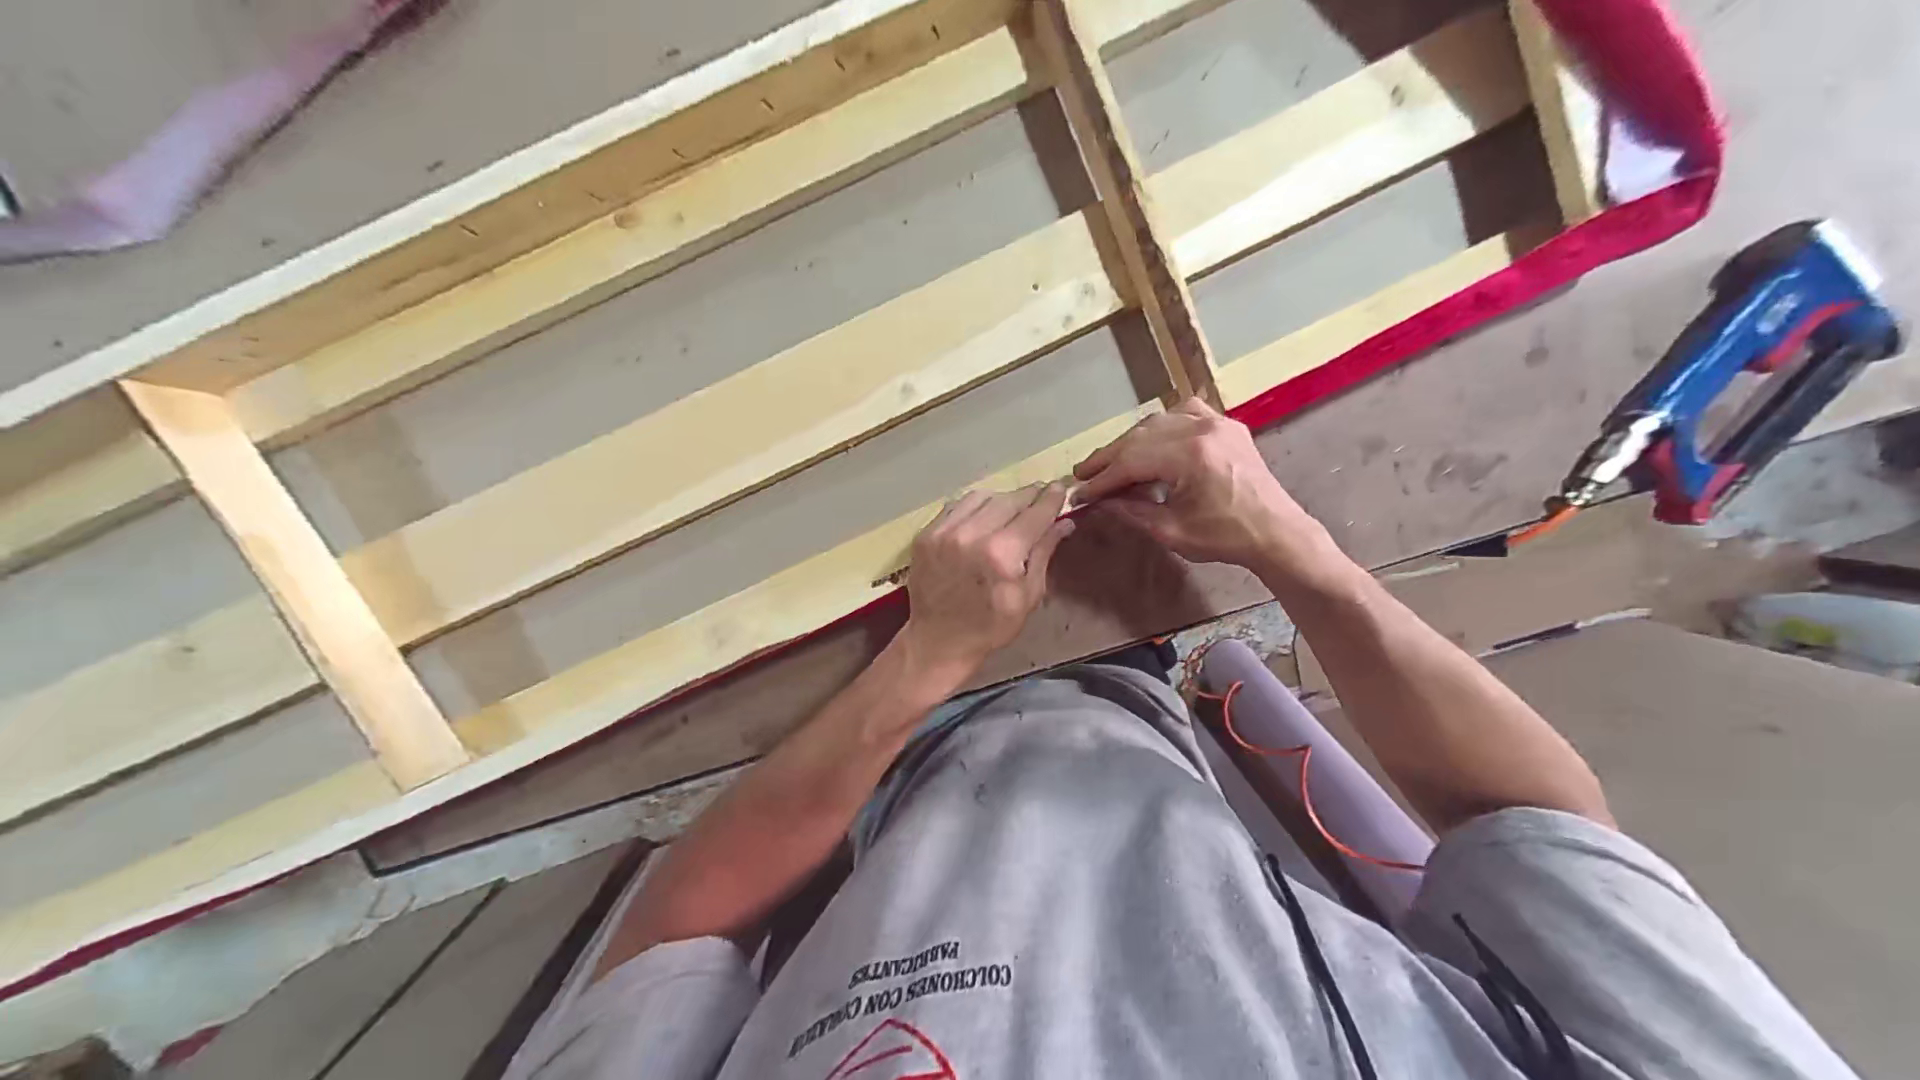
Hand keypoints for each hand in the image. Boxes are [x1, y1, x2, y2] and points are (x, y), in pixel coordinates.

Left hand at [898, 483, 1074, 682]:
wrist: (939, 640)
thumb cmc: (991, 626)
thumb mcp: (1029, 595)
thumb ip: (1044, 553)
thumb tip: (1063, 522)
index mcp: (1001, 554)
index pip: (1034, 514)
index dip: (1050, 498)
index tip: (1060, 487)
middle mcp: (971, 535)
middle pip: (1009, 500)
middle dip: (1028, 495)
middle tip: (1040, 494)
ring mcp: (944, 532)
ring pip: (981, 497)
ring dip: (1001, 498)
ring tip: (1011, 507)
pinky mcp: (926, 534)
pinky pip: (956, 506)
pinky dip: (974, 505)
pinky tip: (982, 514)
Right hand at [1072, 398, 1339, 579]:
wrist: (1275, 532)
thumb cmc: (1224, 537)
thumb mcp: (1170, 530)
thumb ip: (1131, 510)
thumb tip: (1098, 501)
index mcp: (1190, 456)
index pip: (1130, 461)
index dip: (1101, 478)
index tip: (1079, 492)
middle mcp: (1201, 429)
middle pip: (1139, 437)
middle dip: (1109, 457)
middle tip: (1084, 475)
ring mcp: (1216, 423)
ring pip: (1158, 422)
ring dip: (1130, 441)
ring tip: (1110, 461)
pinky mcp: (1226, 425)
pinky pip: (1185, 413)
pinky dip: (1162, 424)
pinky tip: (1151, 439)